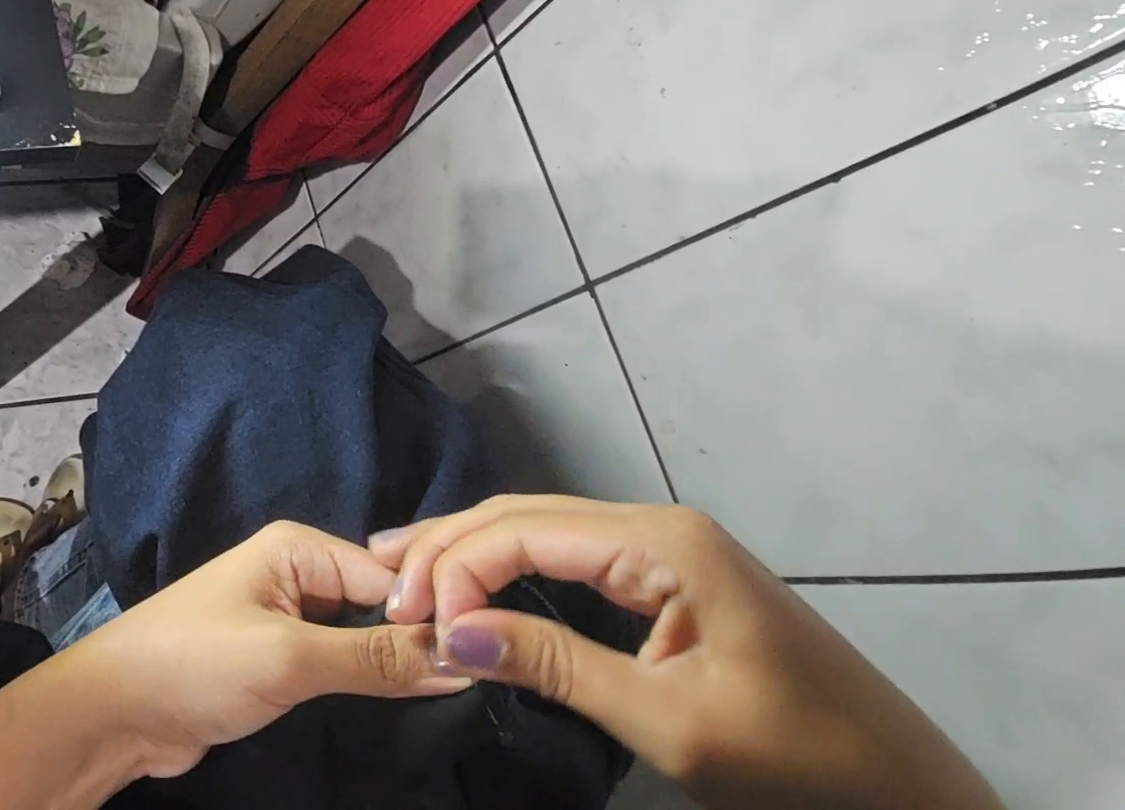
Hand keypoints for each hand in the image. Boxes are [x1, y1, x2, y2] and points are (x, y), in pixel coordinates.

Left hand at [63, 521, 472, 778]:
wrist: (116, 710)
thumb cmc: (196, 662)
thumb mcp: (288, 658)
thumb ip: (373, 658)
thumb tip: (462, 658)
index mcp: (300, 548)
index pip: (390, 579)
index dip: (435, 618)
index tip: (484, 661)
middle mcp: (298, 572)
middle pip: (379, 605)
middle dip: (414, 642)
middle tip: (471, 686)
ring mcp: (288, 615)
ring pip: (361, 637)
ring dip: (391, 665)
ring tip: (449, 698)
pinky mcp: (280, 656)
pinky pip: (338, 661)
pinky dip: (364, 680)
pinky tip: (400, 704)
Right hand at [372, 496, 1004, 809]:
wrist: (909, 792)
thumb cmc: (799, 761)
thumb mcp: (670, 723)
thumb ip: (554, 664)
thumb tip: (448, 632)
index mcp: (660, 541)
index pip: (526, 531)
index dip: (457, 566)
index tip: (413, 619)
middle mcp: (650, 521)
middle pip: (520, 514)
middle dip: (448, 547)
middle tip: (386, 586)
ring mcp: (654, 541)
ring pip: (533, 525)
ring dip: (466, 547)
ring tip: (400, 565)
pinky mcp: (655, 569)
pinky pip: (558, 550)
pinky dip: (502, 563)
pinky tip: (465, 570)